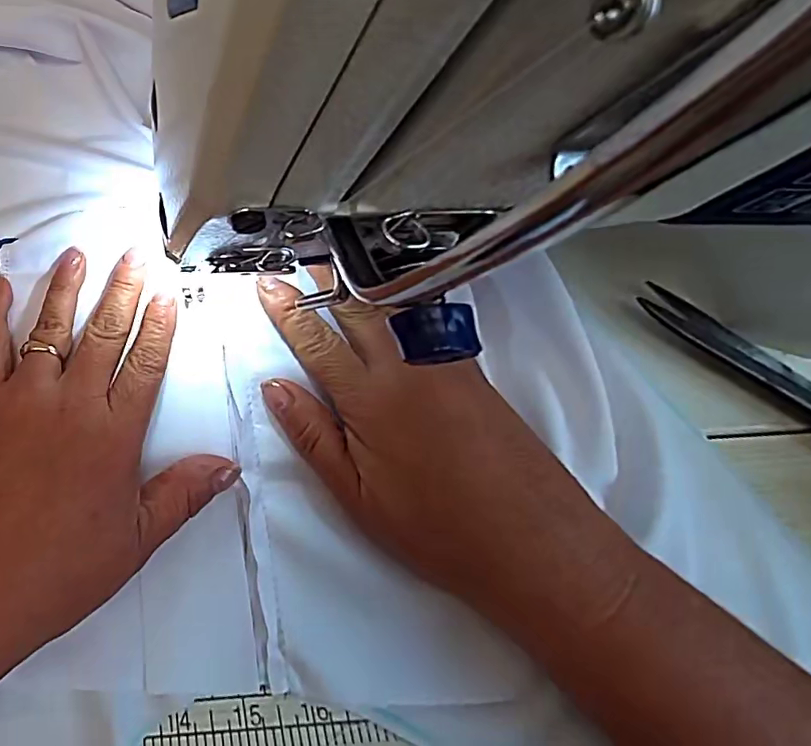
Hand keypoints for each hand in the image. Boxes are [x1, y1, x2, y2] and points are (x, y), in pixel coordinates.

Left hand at [0, 247, 240, 660]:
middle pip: (105, 333)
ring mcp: (25, 397)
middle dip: (123, 289)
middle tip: (133, 256)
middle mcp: (71, 405)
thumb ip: (180, 496)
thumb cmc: (54, 567)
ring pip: (51, 327)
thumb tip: (223, 469)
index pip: (146, 365)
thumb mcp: (133, 540)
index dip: (159, 327)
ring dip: (66, 288)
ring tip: (78, 255)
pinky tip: (1, 288)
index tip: (166, 296)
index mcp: (112, 436)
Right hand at [254, 276, 643, 636]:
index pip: (316, 340)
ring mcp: (446, 367)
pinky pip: (429, 323)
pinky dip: (402, 302)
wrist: (543, 551)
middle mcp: (409, 371)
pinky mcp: (474, 375)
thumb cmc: (443, 531)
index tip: (268, 286)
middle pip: (357, 308)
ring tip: (339, 270)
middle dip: (324, 279)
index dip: (286, 309)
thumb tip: (275, 389)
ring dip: (362, 284)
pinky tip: (394, 305)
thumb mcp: (357, 494)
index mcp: (372, 400)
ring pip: (396, 308)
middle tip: (301, 260)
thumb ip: (311, 434)